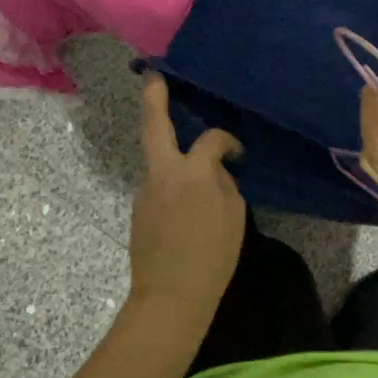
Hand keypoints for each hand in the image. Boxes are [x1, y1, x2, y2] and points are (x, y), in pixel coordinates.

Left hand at [128, 74, 245, 306]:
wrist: (170, 300)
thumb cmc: (211, 256)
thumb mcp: (233, 214)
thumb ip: (223, 183)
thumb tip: (213, 171)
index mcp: (191, 172)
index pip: (210, 139)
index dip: (226, 140)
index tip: (238, 153)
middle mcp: (162, 174)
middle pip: (155, 128)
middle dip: (154, 99)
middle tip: (153, 77)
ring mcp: (146, 193)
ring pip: (160, 162)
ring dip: (173, 155)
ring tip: (196, 169)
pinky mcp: (139, 213)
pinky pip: (160, 187)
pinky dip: (173, 184)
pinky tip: (188, 206)